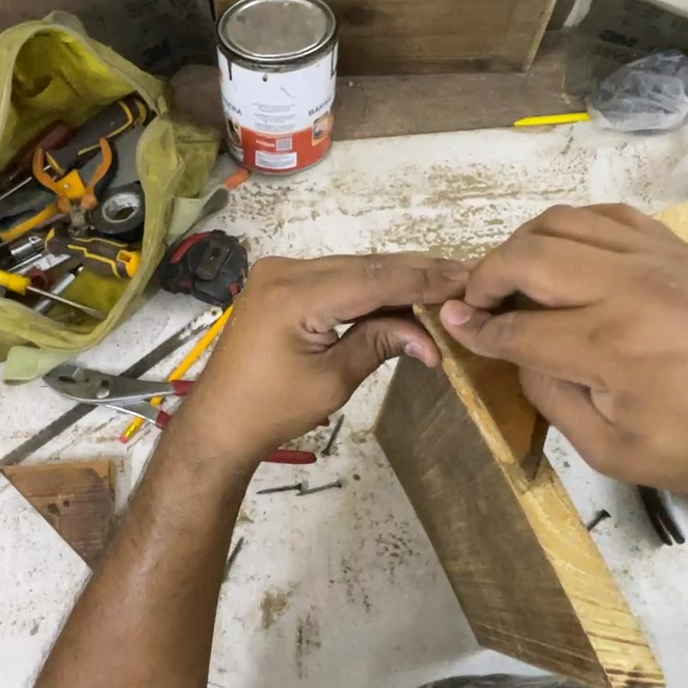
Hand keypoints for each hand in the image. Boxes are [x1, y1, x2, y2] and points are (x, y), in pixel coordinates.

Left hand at [173, 254, 470, 466]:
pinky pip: (333, 276)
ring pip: (351, 268)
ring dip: (395, 277)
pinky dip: (367, 284)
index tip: (466, 279)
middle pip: (363, 267)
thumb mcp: (333, 381)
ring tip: (445, 279)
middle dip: (416, 274)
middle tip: (466, 274)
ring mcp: (278, 272)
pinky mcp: (278, 281)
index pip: (372, 280)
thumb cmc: (273, 409)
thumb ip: (379, 343)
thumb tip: (431, 336)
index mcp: (293, 296)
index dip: (422, 281)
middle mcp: (283, 271)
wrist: (220, 419)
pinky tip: (401, 287)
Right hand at [437, 204, 687, 530]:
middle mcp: (630, 288)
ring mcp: (661, 259)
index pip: (513, 328)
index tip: (449, 324)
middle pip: (526, 257)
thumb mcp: (612, 451)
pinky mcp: (684, 250)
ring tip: (514, 276)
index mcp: (611, 347)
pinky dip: (572, 228)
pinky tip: (566, 255)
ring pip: (562, 221)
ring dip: (522, 245)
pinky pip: (610, 215)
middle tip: (473, 302)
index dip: (471, 328)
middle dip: (483, 278)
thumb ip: (550, 394)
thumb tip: (517, 352)